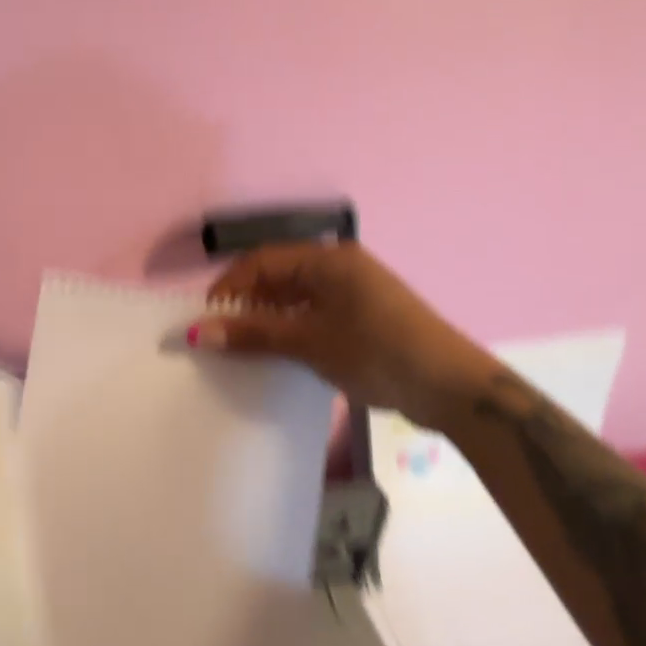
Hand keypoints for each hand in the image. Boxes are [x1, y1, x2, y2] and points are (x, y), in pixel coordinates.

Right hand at [194, 241, 498, 429]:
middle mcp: (339, 268)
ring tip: (243, 351)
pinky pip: (313, 317)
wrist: (448, 385)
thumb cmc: (375, 352)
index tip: (205, 321)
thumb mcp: (309, 342)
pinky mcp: (362, 320)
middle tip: (220, 339)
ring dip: (267, 321)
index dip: (229, 287)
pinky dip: (290, 332)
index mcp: (328, 260)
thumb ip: (253, 334)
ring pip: (294, 299)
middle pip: (277, 277)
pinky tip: (277, 357)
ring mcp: (353, 295)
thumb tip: (197, 333)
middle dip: (245, 305)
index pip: (262, 261)